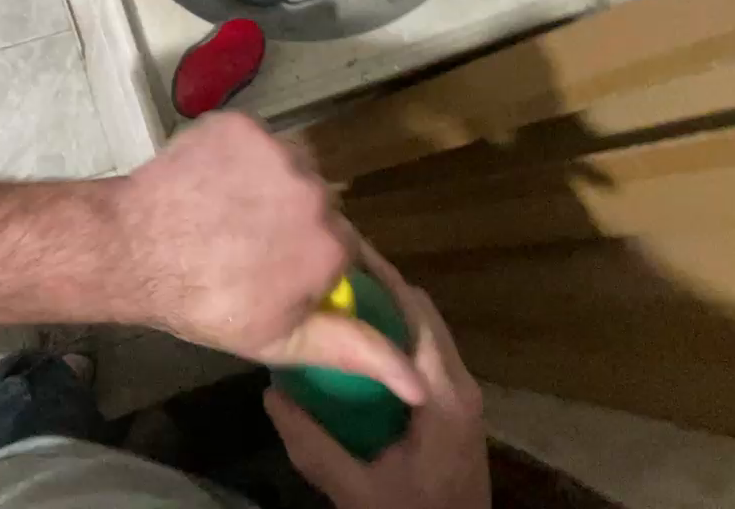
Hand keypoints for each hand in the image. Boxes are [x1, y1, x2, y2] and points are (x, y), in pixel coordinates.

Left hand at [111, 112, 423, 403]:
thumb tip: (420, 380)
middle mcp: (314, 189)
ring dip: (270, 179)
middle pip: (317, 199)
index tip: (274, 265)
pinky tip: (212, 177)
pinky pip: (255, 137)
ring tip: (229, 205)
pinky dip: (238, 152)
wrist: (133, 247)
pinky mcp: (239, 122)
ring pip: (290, 163)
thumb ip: (353, 350)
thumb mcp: (280, 339)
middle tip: (245, 237)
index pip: (339, 243)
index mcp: (331, 244)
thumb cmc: (206, 302)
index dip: (308, 256)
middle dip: (292, 216)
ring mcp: (273, 149)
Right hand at [263, 247, 487, 508]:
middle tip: (330, 273)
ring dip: (389, 305)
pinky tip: (359, 341)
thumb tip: (270, 392)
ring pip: (426, 326)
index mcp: (442, 394)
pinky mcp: (458, 404)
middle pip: (422, 310)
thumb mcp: (358, 491)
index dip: (380, 275)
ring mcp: (464, 393)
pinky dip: (396, 330)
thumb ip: (313, 445)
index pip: (414, 312)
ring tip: (339, 297)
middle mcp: (461, 383)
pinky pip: (426, 347)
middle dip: (380, 284)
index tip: (341, 251)